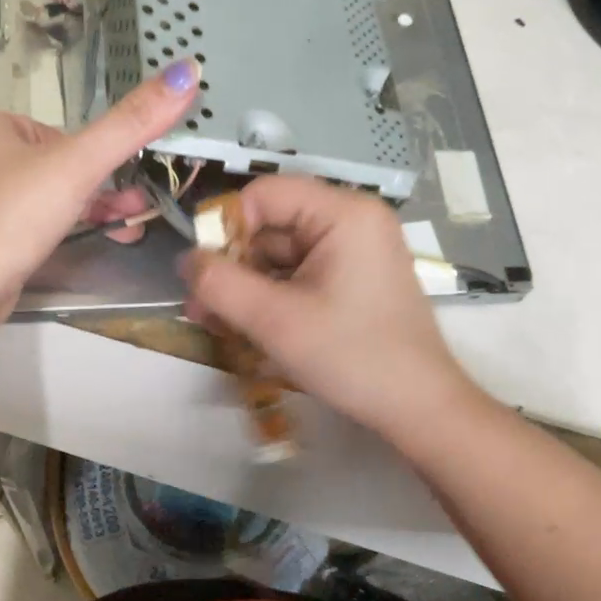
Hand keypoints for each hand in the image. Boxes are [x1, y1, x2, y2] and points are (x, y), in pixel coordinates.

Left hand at [0, 60, 200, 306]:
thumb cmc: (14, 218)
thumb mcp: (79, 166)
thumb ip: (131, 125)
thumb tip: (188, 70)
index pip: (60, 134)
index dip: (95, 162)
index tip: (124, 187)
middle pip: (52, 169)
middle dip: (98, 193)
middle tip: (136, 214)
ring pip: (38, 201)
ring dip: (81, 216)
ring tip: (123, 235)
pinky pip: (19, 228)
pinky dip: (48, 236)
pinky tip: (65, 250)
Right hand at [183, 175, 486, 444]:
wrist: (416, 405)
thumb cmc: (349, 355)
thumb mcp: (273, 320)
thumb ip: (220, 284)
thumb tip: (185, 260)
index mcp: (342, 214)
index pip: (264, 194)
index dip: (225, 227)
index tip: (204, 273)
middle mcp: (351, 222)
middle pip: (270, 225)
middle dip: (231, 265)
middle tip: (200, 307)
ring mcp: (353, 253)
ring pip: (279, 256)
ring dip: (244, 287)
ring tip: (214, 324)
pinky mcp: (351, 282)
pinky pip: (297, 277)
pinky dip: (269, 299)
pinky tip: (244, 329)